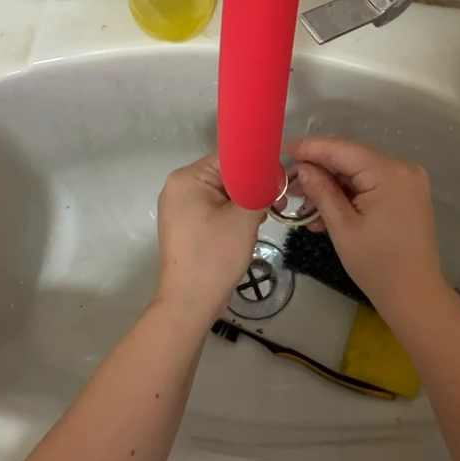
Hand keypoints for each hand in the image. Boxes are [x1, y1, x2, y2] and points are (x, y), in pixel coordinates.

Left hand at [154, 155, 266, 320]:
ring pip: (223, 194)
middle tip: (277, 202)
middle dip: (252, 187)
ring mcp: (180, 209)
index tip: (280, 179)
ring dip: (245, 203)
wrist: (190, 303)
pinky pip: (215, 210)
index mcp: (186, 179)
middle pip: (225, 175)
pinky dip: (233, 215)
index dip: (257, 165)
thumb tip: (278, 173)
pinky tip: (248, 229)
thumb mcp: (244, 218)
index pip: (228, 158)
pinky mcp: (186, 226)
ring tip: (264, 218)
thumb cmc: (214, 256)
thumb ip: (262, 189)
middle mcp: (178, 188)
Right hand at [289, 136, 447, 310]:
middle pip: (351, 158)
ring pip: (359, 171)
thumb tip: (302, 168)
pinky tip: (326, 211)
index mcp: (389, 173)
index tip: (283, 151)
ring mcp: (407, 181)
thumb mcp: (342, 227)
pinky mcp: (406, 194)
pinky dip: (348, 194)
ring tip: (303, 203)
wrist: (414, 295)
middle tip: (288, 183)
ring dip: (331, 184)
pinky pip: (371, 184)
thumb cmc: (377, 264)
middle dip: (318, 169)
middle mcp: (402, 168)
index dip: (310, 148)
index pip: (342, 149)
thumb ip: (321, 191)